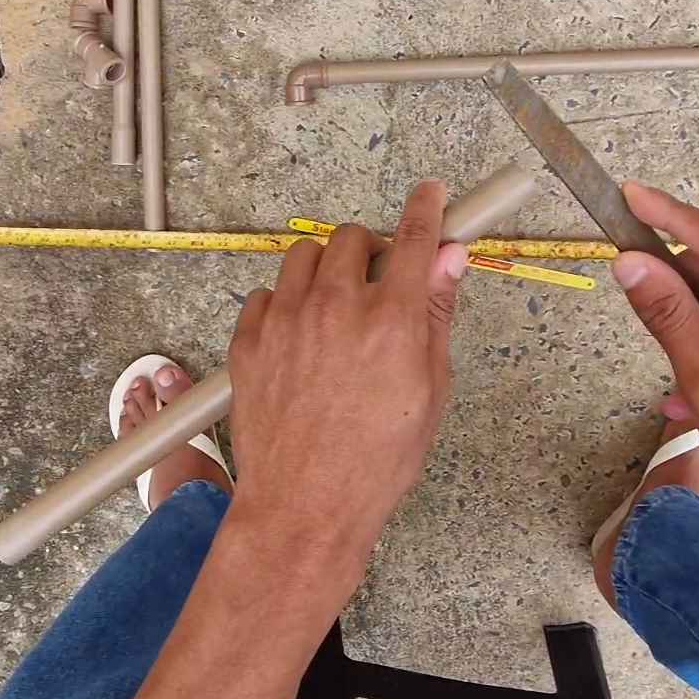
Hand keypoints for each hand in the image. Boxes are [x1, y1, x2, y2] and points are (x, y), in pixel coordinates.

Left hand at [226, 180, 471, 571]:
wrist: (305, 505)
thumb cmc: (378, 459)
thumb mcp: (429, 391)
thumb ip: (435, 314)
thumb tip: (449, 257)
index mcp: (390, 320)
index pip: (414, 238)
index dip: (426, 208)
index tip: (430, 192)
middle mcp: (335, 308)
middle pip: (351, 237)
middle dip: (368, 251)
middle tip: (374, 284)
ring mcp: (285, 321)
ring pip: (304, 256)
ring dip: (324, 270)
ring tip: (333, 309)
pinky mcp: (248, 340)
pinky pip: (266, 294)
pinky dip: (284, 304)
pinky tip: (297, 338)